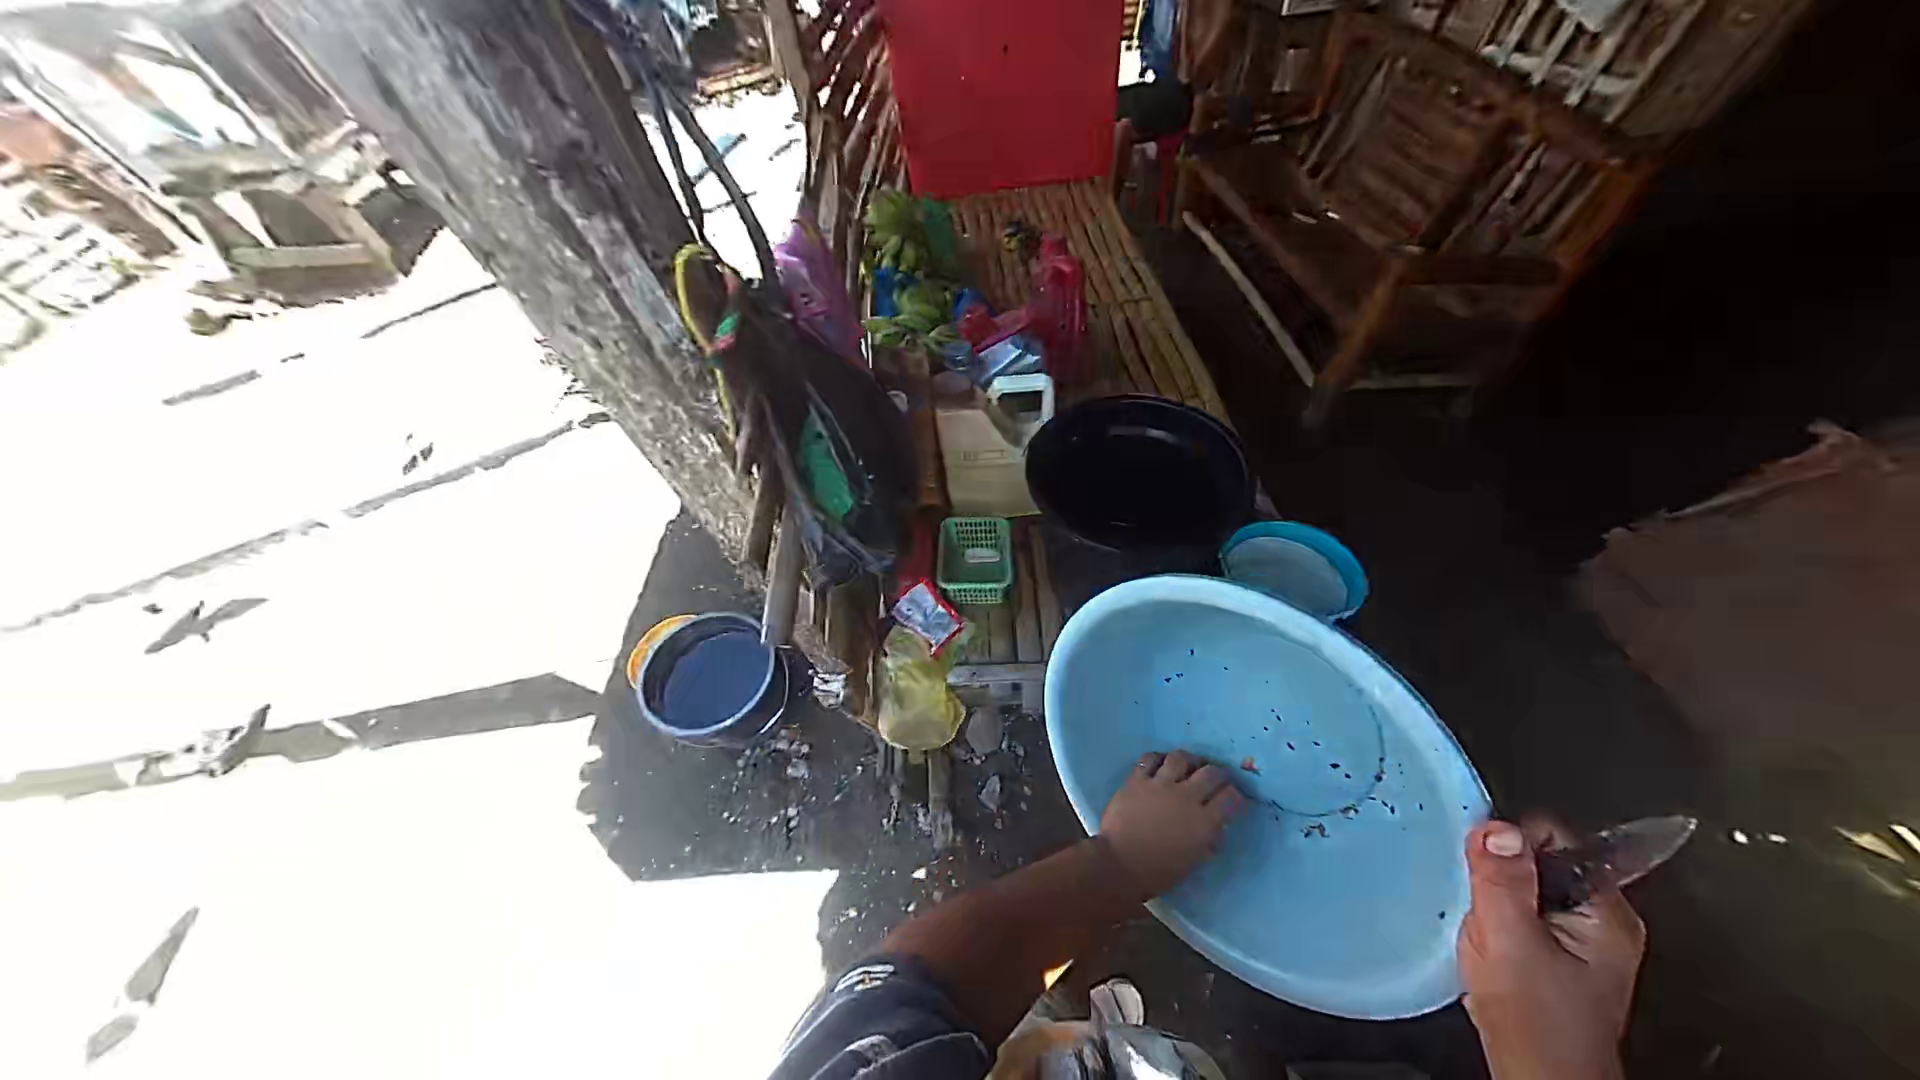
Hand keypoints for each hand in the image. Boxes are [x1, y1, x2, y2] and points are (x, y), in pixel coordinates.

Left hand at [1098, 750, 1246, 899]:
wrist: (1122, 863)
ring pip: (1181, 758)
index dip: (1237, 796)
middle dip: (1220, 773)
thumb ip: (1208, 840)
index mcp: (1205, 821)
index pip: (1231, 798)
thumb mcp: (1194, 861)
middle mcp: (1186, 796)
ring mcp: (1160, 784)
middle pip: (1211, 773)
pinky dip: (1158, 758)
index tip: (1235, 798)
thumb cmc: (1160, 871)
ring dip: (1189, 760)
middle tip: (1218, 777)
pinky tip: (1160, 764)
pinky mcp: (1137, 779)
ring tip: (1189, 765)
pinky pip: (1150, 758)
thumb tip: (1217, 826)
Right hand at [1459, 819, 1646, 1079]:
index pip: (1556, 838)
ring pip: (1521, 882)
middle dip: (1497, 871)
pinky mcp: (1550, 949)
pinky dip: (1492, 911)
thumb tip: (1498, 827)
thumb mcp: (1508, 938)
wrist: (1537, 1075)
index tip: (1482, 861)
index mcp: (1604, 912)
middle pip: (1536, 858)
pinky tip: (1483, 933)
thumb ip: (1502, 880)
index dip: (1511, 840)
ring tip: (1481, 921)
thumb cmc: (1534, 1018)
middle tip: (1481, 901)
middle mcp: (1598, 920)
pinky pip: (1514, 905)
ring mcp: (1576, 936)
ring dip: (1491, 892)